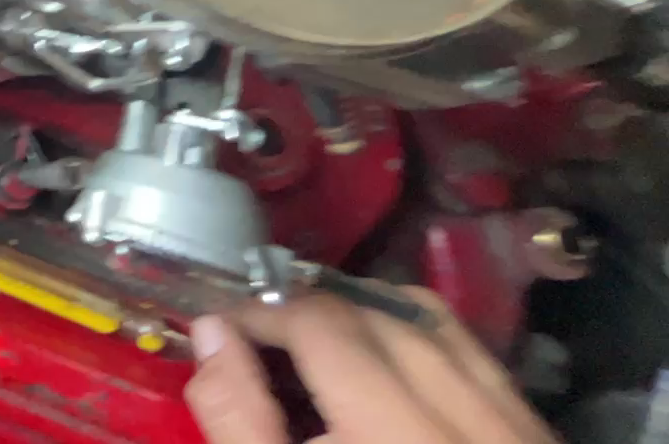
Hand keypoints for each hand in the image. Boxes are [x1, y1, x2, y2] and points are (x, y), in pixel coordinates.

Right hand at [186, 291, 556, 443]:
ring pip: (431, 323)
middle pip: (373, 313)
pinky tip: (378, 363)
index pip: (318, 322)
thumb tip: (212, 330)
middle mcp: (476, 430)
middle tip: (258, 331)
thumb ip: (234, 414)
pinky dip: (414, 338)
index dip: (257, 308)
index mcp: (398, 441)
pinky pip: (474, 357)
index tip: (221, 323)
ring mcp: (524, 438)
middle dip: (301, 306)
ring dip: (360, 311)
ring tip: (313, 337)